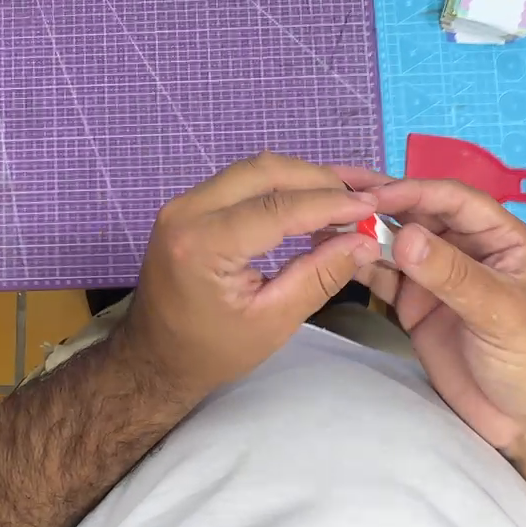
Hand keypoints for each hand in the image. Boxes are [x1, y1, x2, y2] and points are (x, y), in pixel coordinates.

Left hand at [121, 153, 382, 401]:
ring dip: (299, 178)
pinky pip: (240, 180)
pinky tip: (308, 199)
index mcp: (203, 244)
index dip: (329, 204)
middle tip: (359, 199)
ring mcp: (183, 202)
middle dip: (317, 179)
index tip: (371, 207)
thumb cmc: (211, 351)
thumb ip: (319, 276)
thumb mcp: (272, 322)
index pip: (277, 208)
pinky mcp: (188, 204)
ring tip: (342, 198)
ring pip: (252, 169)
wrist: (154, 357)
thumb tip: (365, 241)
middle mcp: (187, 211)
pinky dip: (277, 185)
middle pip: (264, 171)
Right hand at [331, 167, 525, 460]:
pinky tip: (331, 254)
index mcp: (498, 238)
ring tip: (321, 221)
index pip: (452, 201)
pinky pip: (383, 277)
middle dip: (378, 203)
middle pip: (416, 214)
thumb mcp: (502, 313)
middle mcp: (464, 249)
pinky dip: (358, 265)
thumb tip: (403, 236)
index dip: (413, 192)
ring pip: (394, 243)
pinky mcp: (414, 306)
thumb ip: (452, 275)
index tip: (373, 197)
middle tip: (332, 191)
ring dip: (361, 232)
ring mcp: (436, 278)